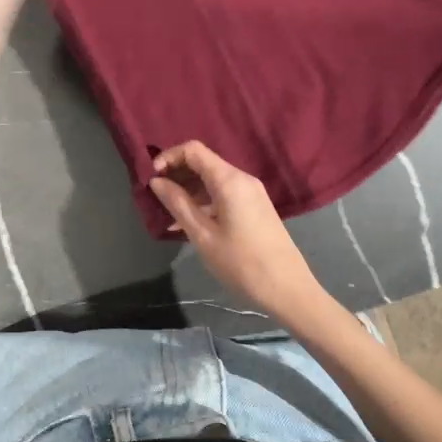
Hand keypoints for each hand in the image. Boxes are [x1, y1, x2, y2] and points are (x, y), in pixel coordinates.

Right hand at [151, 141, 328, 316]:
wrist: (289, 291)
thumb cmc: (242, 263)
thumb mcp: (202, 235)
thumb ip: (177, 203)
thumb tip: (156, 181)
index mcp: (229, 180)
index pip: (193, 150)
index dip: (168, 157)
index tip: (151, 177)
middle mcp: (242, 179)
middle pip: (203, 162)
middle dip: (176, 174)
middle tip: (155, 196)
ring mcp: (251, 193)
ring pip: (212, 179)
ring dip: (188, 190)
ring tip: (168, 213)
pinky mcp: (255, 207)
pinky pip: (223, 193)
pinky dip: (203, 201)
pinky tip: (189, 222)